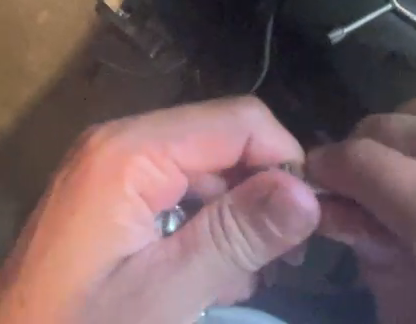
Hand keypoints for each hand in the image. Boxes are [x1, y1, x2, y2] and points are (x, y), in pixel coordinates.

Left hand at [0, 97, 321, 323]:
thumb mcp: (165, 295)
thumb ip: (235, 236)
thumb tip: (308, 189)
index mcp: (130, 149)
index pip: (237, 120)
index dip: (283, 161)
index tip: (310, 225)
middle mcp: (119, 139)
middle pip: (218, 141)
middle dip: (254, 197)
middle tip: (272, 268)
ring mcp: (108, 164)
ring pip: (200, 168)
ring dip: (228, 220)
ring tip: (228, 284)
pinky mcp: (105, 192)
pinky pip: (171, 189)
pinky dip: (197, 227)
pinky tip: (198, 279)